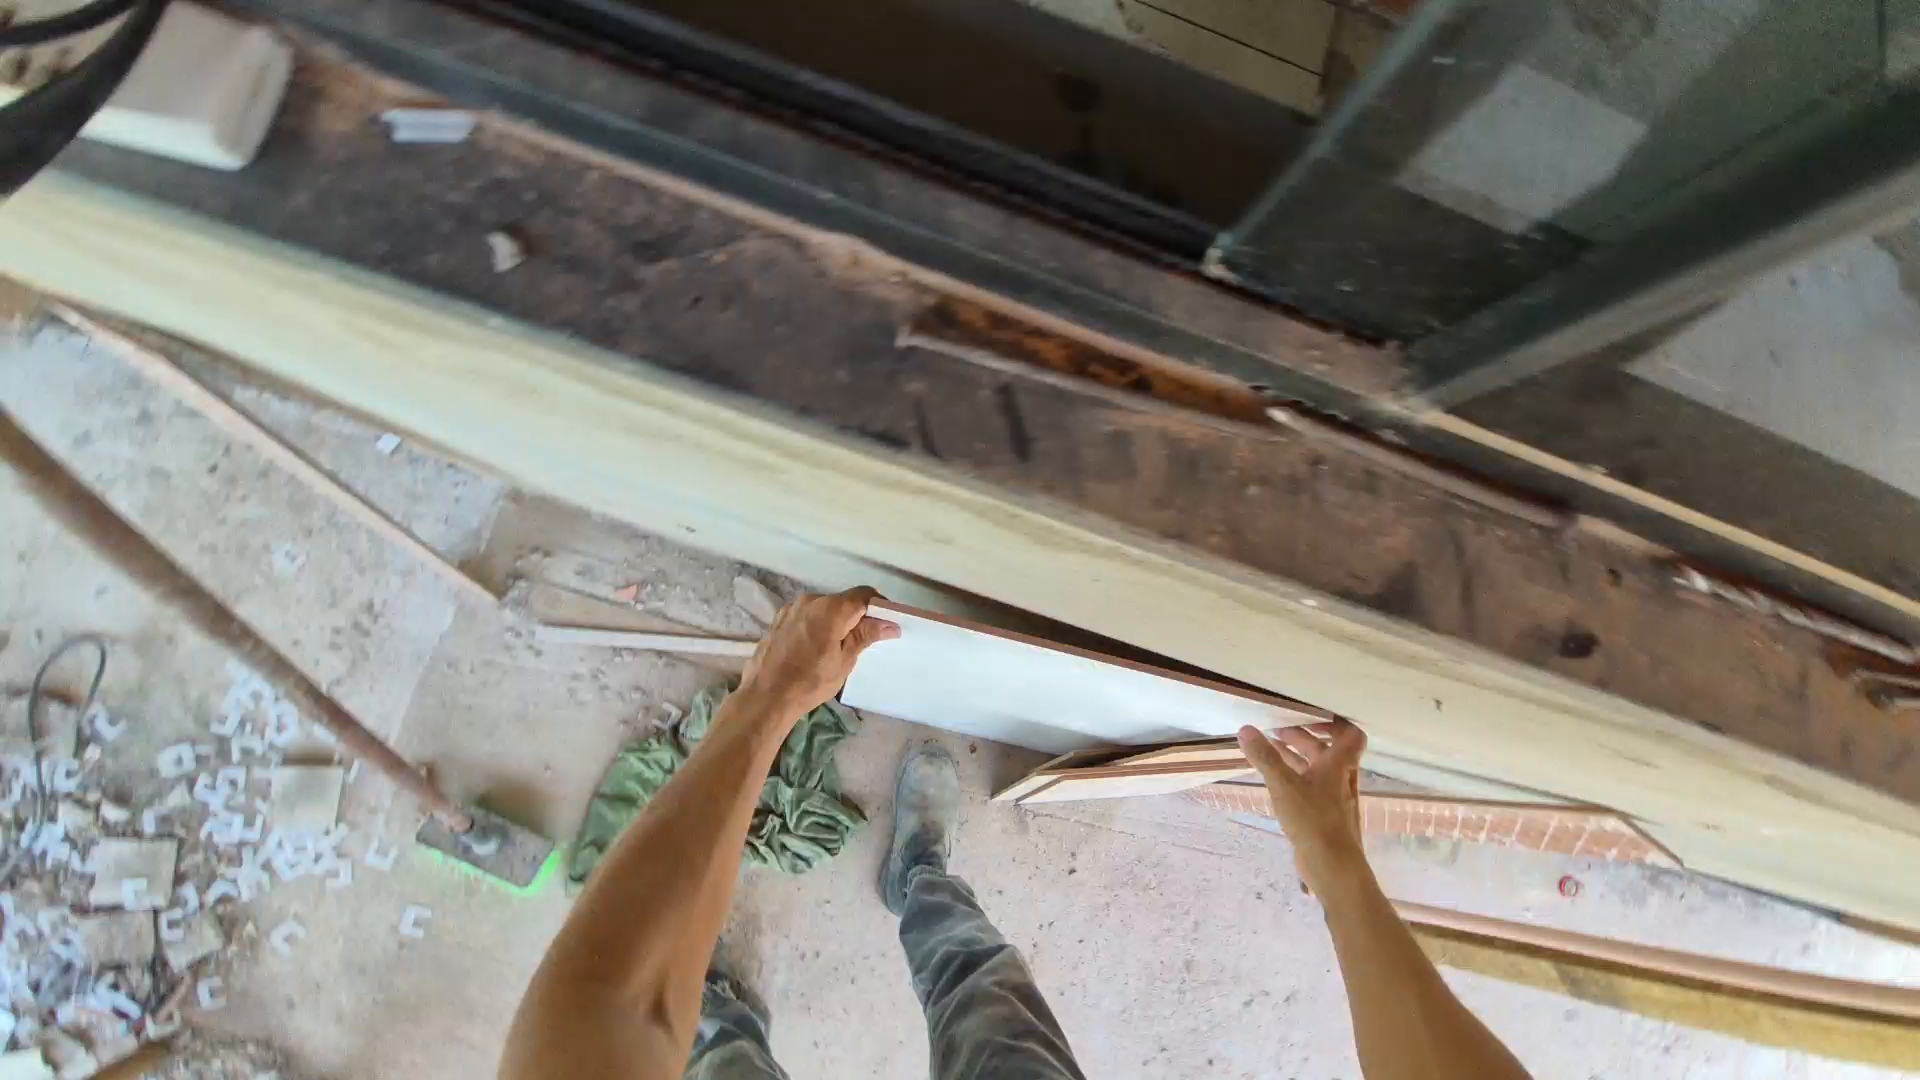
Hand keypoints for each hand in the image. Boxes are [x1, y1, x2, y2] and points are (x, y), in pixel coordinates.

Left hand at [738, 587, 899, 718]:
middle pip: (843, 600)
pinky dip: (817, 624)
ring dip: (836, 620)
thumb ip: (866, 635)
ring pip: (824, 608)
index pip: (864, 595)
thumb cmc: (810, 681)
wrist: (766, 696)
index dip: (879, 606)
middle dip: (857, 616)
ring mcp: (792, 608)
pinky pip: (807, 615)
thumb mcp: (844, 661)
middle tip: (863, 640)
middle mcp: (811, 600)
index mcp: (831, 608)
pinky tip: (815, 647)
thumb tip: (890, 623)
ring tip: (837, 647)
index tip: (886, 623)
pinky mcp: (779, 618)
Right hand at [1238, 720, 1367, 895]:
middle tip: (1276, 732)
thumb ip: (1264, 756)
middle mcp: (1342, 779)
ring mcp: (1336, 799)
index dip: (1333, 722)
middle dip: (1303, 738)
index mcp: (1338, 766)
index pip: (1350, 734)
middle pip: (1327, 750)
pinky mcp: (1328, 817)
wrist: (1334, 868)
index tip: (1308, 717)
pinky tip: (1277, 783)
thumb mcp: (1282, 784)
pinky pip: (1313, 788)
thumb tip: (1246, 729)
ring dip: (1297, 758)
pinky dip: (1296, 778)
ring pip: (1319, 770)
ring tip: (1270, 752)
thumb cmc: (1313, 820)